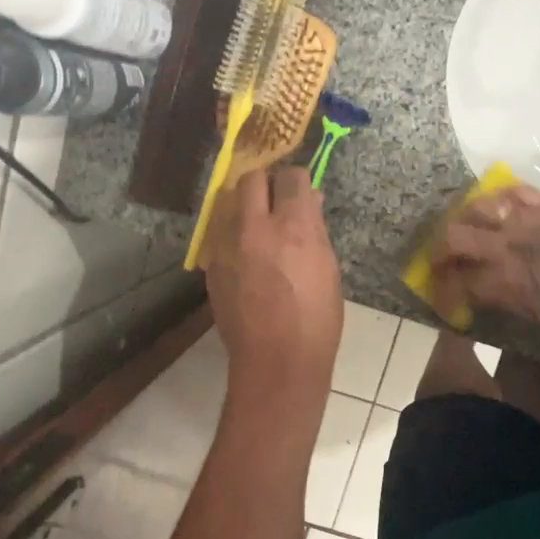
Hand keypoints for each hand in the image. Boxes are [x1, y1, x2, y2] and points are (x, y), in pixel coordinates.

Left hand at [205, 167, 343, 398]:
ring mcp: (227, 245)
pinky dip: (233, 235)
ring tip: (258, 226)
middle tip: (277, 200)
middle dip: (266, 183)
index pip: (292, 177)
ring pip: (228, 202)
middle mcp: (255, 227)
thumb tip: (308, 205)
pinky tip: (246, 256)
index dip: (299, 181)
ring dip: (244, 206)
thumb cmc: (316, 321)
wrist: (276, 361)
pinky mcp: (211, 265)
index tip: (301, 191)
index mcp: (294, 227)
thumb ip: (314, 232)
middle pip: (251, 179)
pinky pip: (220, 234)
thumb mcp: (328, 270)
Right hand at [433, 186, 539, 346]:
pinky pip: (515, 192)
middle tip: (440, 261)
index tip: (442, 298)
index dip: (442, 292)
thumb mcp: (538, 318)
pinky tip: (498, 206)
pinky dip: (500, 197)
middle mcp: (509, 248)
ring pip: (478, 207)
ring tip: (465, 228)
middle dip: (438, 252)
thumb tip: (484, 293)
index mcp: (505, 284)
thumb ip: (505, 299)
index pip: (455, 283)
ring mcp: (530, 222)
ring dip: (463, 218)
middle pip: (453, 238)